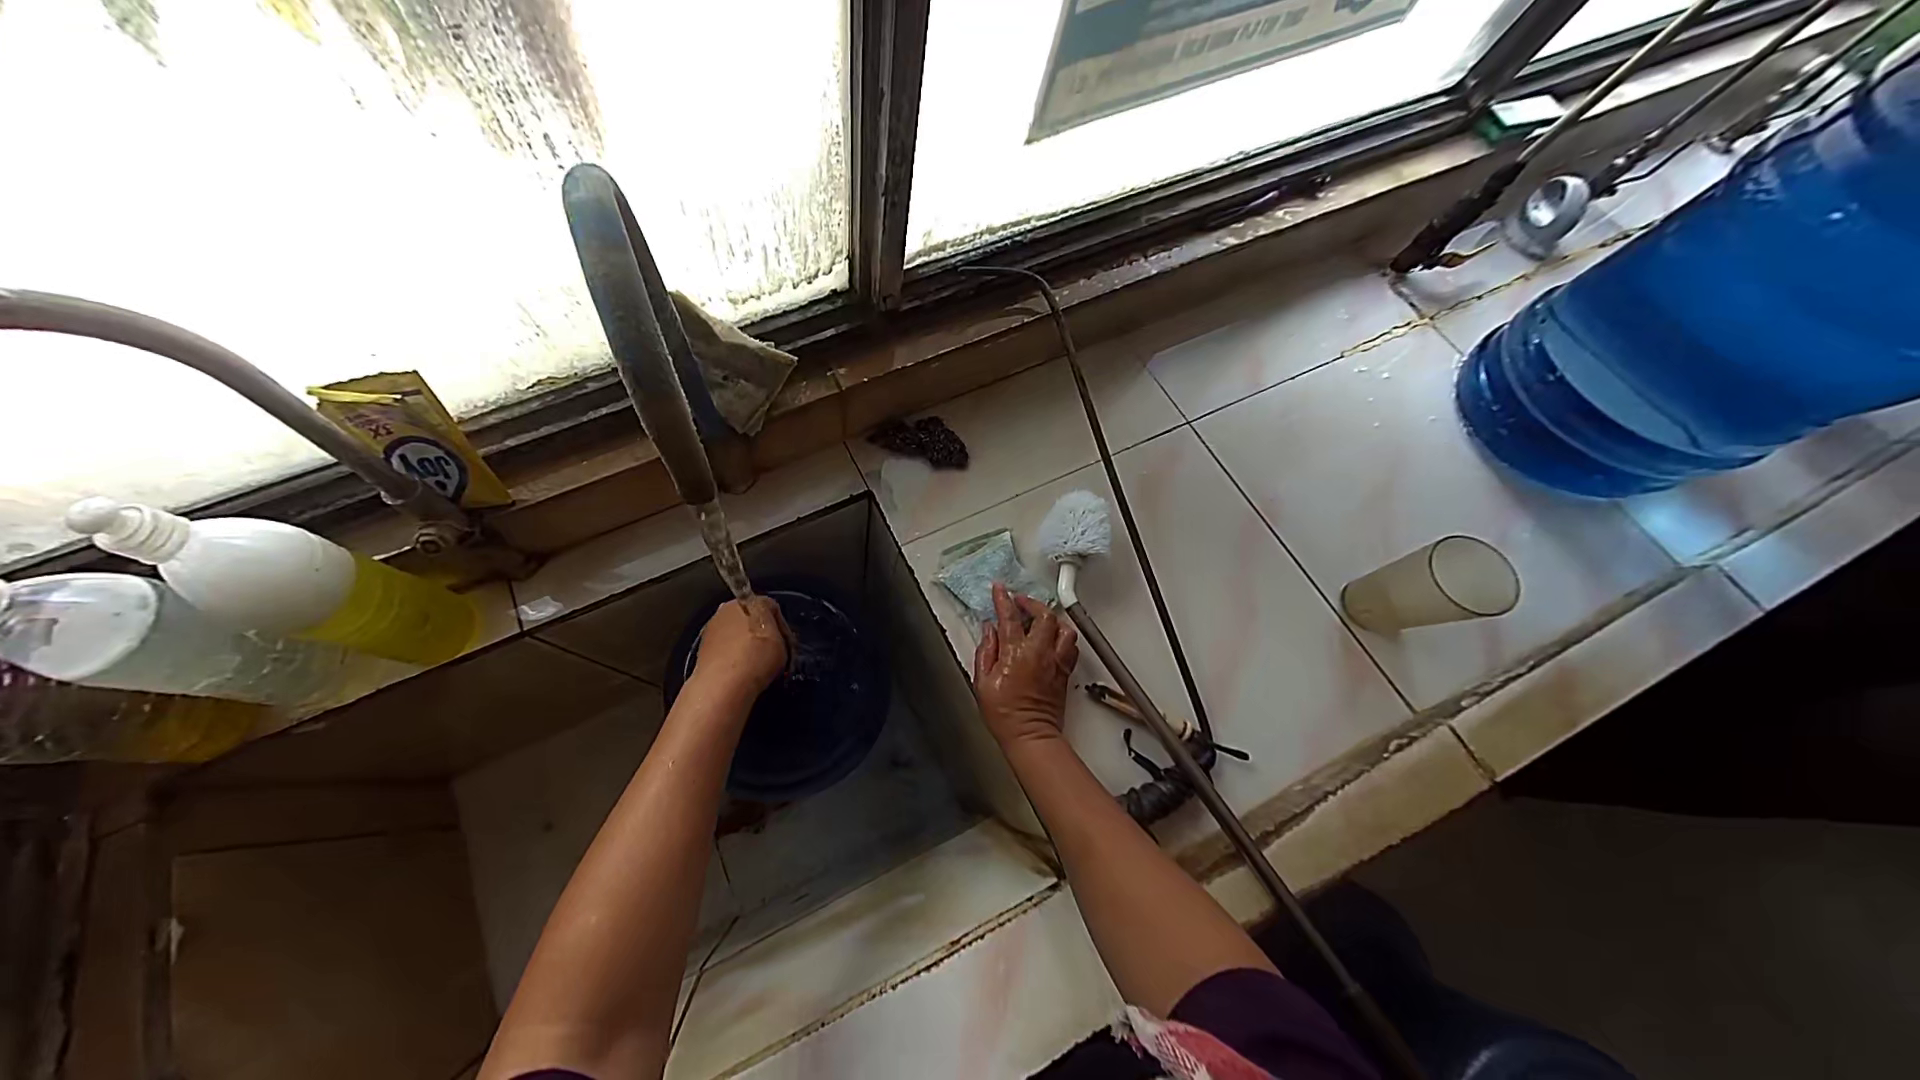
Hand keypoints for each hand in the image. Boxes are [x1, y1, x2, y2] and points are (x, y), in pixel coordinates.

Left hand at [692, 596, 788, 697]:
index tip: (787, 643)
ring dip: (748, 649)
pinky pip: (727, 654)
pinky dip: (736, 661)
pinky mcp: (702, 655)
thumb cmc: (755, 658)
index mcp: (742, 601)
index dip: (782, 626)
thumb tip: (775, 633)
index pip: (769, 607)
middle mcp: (722, 612)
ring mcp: (709, 633)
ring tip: (760, 667)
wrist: (722, 687)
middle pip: (750, 621)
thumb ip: (779, 630)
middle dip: (763, 636)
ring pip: (737, 638)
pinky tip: (744, 674)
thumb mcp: (783, 641)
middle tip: (775, 654)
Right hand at [973, 584, 1078, 747]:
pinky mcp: (1064, 672)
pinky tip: (1053, 638)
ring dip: (1051, 619)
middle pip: (1044, 615)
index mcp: (1016, 653)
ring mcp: (1055, 662)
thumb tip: (989, 632)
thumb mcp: (982, 682)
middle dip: (1032, 603)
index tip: (999, 590)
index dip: (1003, 599)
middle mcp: (1039, 653)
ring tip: (1039, 618)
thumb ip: (985, 651)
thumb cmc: (1005, 715)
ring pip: (1063, 628)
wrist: (1030, 736)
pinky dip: (1062, 636)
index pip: (1010, 616)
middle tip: (1020, 602)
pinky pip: (1070, 645)